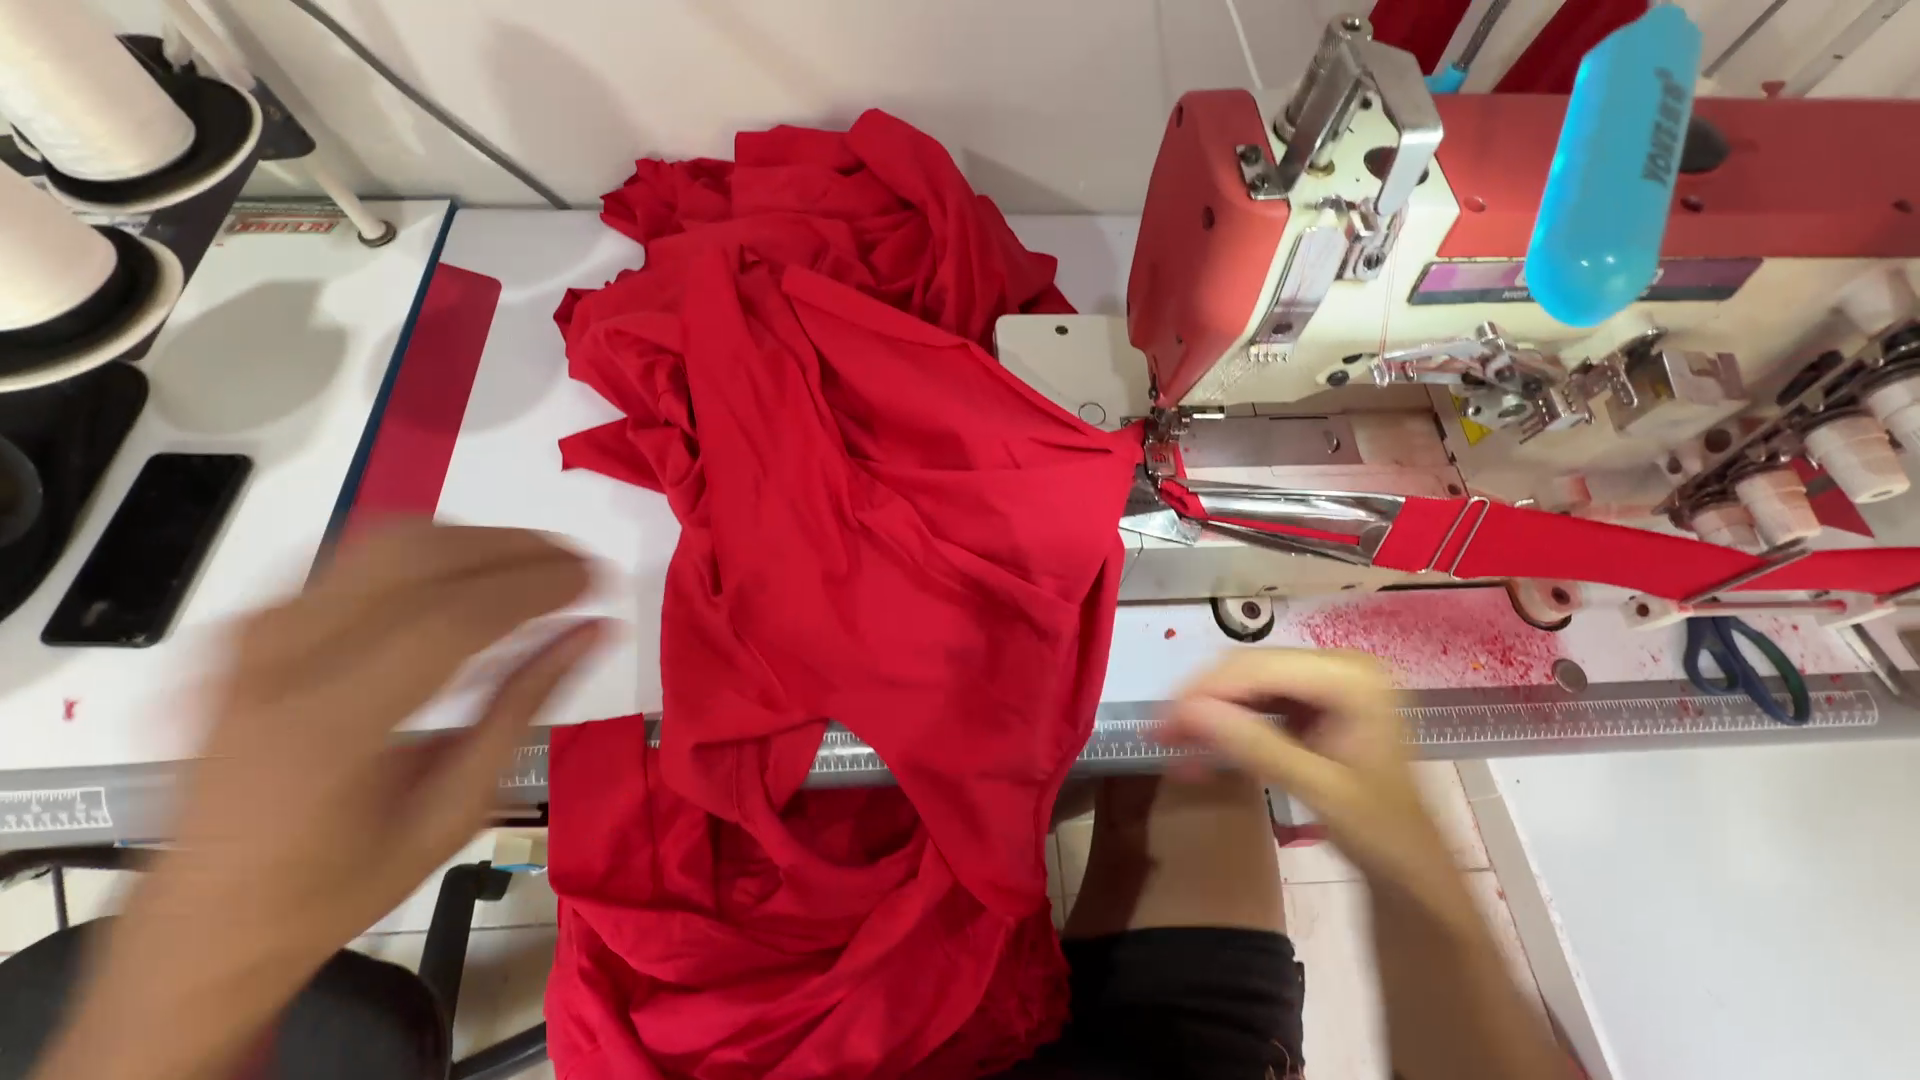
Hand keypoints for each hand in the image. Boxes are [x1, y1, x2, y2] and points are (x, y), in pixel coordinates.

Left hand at [138, 521, 606, 974]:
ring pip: (383, 542)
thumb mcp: (453, 811)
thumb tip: (592, 633)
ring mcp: (251, 639)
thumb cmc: (339, 886)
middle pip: (418, 558)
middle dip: (514, 548)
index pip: (454, 620)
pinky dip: (424, 555)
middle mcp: (278, 665)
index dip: (538, 587)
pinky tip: (465, 579)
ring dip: (473, 542)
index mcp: (329, 729)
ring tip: (532, 567)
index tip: (596, 580)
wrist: (204, 924)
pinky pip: (350, 560)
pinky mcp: (247, 630)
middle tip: (576, 567)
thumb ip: (522, 708)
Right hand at [1160, 649, 1462, 903]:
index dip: (1204, 692)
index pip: (1259, 668)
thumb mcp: (1316, 789)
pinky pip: (1258, 699)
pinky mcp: (1316, 700)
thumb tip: (1184, 712)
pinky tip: (1203, 747)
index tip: (1162, 724)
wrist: (1415, 867)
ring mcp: (1329, 681)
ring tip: (1174, 746)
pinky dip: (1229, 723)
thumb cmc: (1381, 832)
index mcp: (1352, 678)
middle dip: (1202, 703)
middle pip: (1249, 670)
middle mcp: (1340, 665)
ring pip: (1246, 683)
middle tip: (1160, 737)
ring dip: (1210, 713)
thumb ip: (1252, 746)